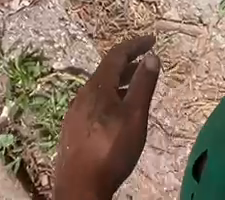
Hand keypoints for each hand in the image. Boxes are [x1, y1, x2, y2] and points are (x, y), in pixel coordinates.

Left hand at [54, 35, 159, 199]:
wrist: (80, 191)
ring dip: (119, 82)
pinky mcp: (73, 130)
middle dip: (128, 63)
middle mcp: (82, 95)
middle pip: (106, 71)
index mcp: (96, 87)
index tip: (152, 40)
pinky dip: (110, 97)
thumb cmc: (111, 151)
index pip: (116, 55)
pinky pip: (94, 103)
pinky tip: (117, 113)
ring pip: (99, 88)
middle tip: (146, 62)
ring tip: (136, 86)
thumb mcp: (134, 116)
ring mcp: (75, 114)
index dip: (135, 45)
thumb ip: (143, 85)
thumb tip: (151, 56)